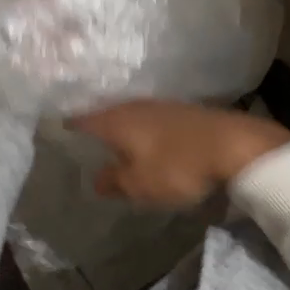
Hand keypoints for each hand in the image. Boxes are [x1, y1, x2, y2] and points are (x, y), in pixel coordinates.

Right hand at [69, 100, 289, 206]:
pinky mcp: (182, 112)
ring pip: (130, 115)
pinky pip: (150, 119)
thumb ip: (114, 181)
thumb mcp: (140, 183)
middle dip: (94, 125)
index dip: (68, 126)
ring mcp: (160, 105)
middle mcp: (134, 106)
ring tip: (111, 144)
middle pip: (106, 113)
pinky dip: (142, 130)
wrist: (233, 145)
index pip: (82, 119)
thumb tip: (95, 178)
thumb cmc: (178, 165)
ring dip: (120, 128)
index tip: (55, 131)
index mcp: (117, 120)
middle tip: (80, 140)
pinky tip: (145, 142)